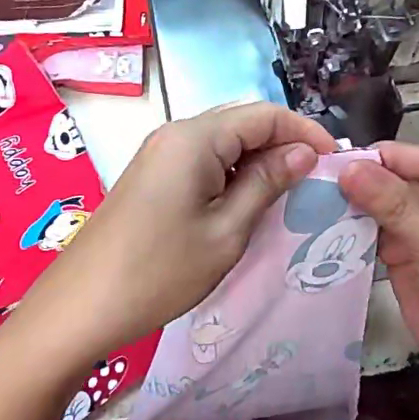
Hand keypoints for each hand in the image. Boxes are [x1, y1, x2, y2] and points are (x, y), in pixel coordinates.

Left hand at [12, 102, 336, 367]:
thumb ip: (267, 184)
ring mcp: (158, 155)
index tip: (336, 162)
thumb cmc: (160, 272)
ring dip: (258, 161)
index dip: (305, 131)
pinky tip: (246, 203)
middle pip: (242, 122)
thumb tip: (303, 152)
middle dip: (283, 144)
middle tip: (315, 182)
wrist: (82, 306)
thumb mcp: (226, 231)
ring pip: (222, 143)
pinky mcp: (150, 177)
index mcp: (195, 138)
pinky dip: (231, 174)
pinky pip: (201, 161)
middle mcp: (174, 134)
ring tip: (288, 195)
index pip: (265, 114)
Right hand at [338, 142, 418, 419]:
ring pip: (388, 205)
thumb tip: (349, 168)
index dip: (392, 157)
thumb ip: (395, 206)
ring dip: (358, 202)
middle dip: (370, 179)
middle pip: (407, 181)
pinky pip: (378, 231)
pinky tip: (327, 218)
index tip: (346, 155)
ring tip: (318, 192)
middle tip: (323, 174)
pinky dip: (356, 227)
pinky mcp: (407, 255)